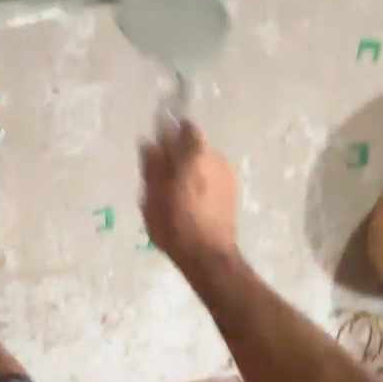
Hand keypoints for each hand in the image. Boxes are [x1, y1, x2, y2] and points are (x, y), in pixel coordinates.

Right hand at [141, 117, 238, 270]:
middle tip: (164, 172)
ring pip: (204, 159)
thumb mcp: (152, 198)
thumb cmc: (174, 226)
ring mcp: (227, 172)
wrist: (208, 255)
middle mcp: (213, 157)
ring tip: (178, 190)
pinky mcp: (233, 188)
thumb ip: (152, 167)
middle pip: (194, 143)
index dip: (169, 132)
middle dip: (179, 152)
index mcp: (192, 155)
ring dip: (191, 167)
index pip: (182, 127)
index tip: (158, 143)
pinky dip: (202, 179)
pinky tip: (193, 200)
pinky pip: (213, 174)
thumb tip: (149, 144)